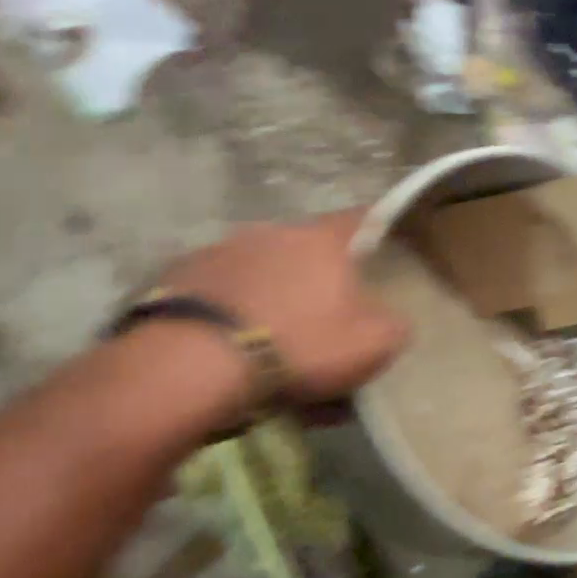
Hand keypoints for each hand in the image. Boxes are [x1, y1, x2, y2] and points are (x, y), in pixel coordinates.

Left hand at [158, 213, 407, 402]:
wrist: (200, 359)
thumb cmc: (302, 343)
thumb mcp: (372, 344)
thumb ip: (393, 324)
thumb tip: (394, 316)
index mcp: (322, 241)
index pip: (360, 218)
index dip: (376, 225)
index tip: (386, 236)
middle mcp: (271, 231)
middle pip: (307, 244)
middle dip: (321, 267)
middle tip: (331, 302)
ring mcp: (221, 248)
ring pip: (264, 262)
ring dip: (276, 284)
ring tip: (281, 323)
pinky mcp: (183, 272)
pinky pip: (226, 283)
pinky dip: (239, 300)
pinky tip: (240, 332)